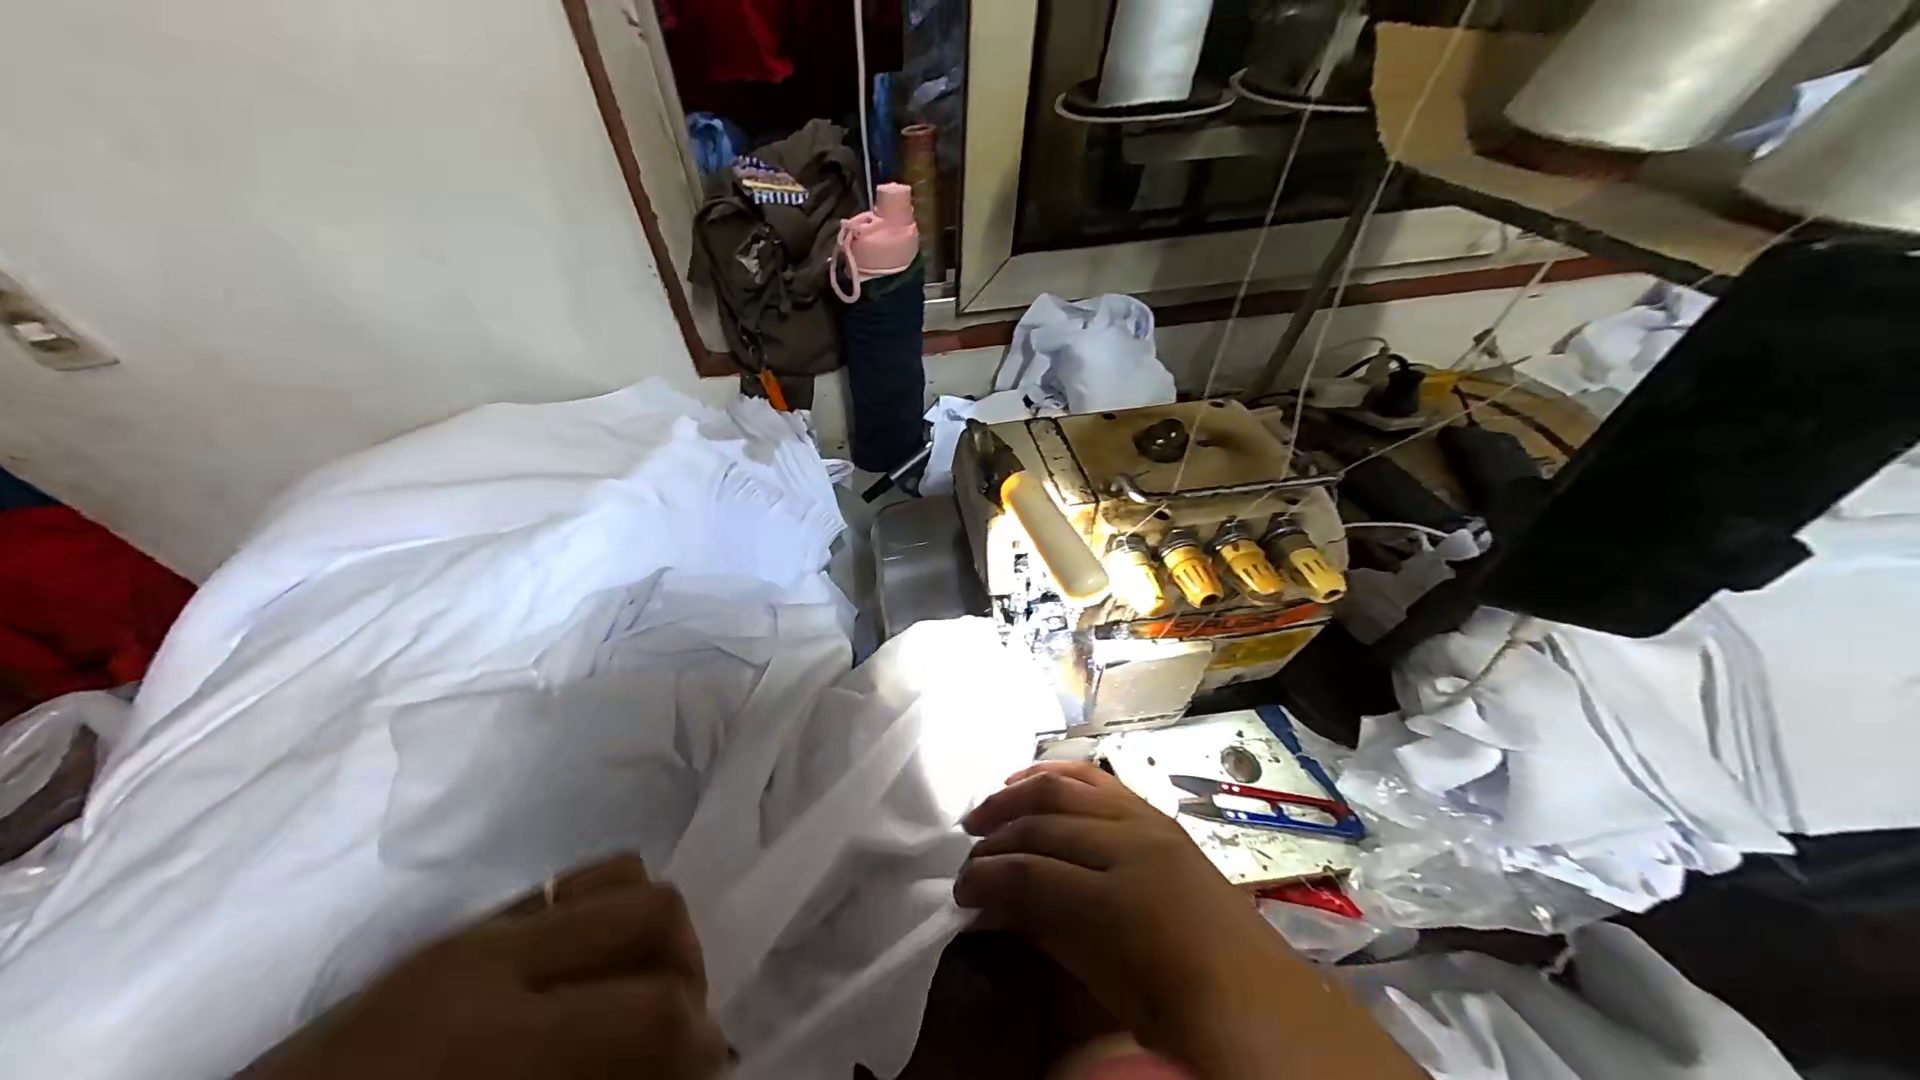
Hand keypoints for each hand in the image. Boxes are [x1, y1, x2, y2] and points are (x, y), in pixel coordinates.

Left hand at [240, 855, 728, 1079]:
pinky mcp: (456, 928)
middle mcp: (489, 960)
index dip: (701, 1043)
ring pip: (616, 873)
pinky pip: (563, 886)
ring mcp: (471, 930)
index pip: (653, 1008)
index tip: (709, 1067)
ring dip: (649, 929)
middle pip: (652, 908)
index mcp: (491, 1043)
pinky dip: (601, 918)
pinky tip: (585, 977)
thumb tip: (689, 1062)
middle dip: (688, 965)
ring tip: (638, 986)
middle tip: (679, 1026)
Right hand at [955, 761, 1419, 1079]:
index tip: (959, 891)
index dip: (985, 880)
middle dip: (995, 839)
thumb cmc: (1173, 1001)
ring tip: (985, 812)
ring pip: (1064, 788)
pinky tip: (1029, 778)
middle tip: (968, 856)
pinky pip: (1097, 778)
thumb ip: (1041, 929)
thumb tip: (991, 903)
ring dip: (1016, 796)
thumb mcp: (1098, 978)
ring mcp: (1145, 822)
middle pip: (1041, 825)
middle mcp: (1128, 847)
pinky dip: (1056, 773)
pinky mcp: (1155, 814)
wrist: (1251, 994)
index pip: (1028, 874)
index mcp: (1114, 904)